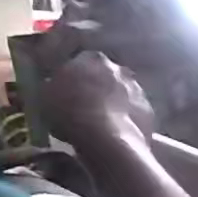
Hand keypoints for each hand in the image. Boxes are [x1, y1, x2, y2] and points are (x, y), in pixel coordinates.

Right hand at [39, 49, 154, 149]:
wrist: (108, 138)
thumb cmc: (71, 112)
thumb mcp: (47, 94)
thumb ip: (54, 83)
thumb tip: (55, 84)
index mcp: (92, 58)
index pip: (82, 60)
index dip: (75, 76)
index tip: (69, 89)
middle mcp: (120, 69)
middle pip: (107, 76)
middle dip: (99, 87)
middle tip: (87, 105)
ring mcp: (138, 90)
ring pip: (124, 93)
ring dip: (116, 103)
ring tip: (104, 121)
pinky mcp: (149, 111)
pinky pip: (135, 113)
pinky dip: (128, 119)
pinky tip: (119, 132)